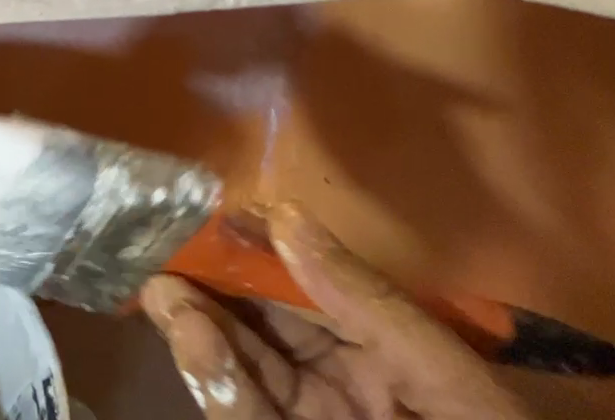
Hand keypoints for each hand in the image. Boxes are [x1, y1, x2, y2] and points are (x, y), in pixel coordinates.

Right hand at [141, 202, 529, 419]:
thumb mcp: (452, 389)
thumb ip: (370, 304)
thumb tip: (283, 215)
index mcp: (390, 358)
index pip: (310, 287)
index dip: (260, 248)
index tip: (211, 216)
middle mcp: (340, 383)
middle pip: (260, 321)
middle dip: (210, 283)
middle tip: (162, 251)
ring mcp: (305, 417)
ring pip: (237, 364)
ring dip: (196, 323)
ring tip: (165, 292)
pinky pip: (236, 411)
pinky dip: (210, 376)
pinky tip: (189, 335)